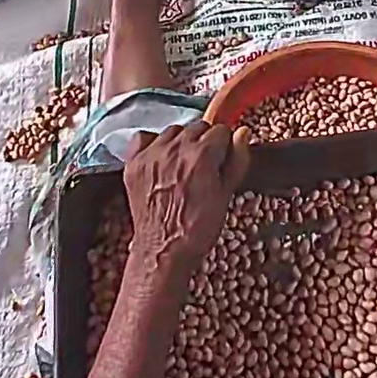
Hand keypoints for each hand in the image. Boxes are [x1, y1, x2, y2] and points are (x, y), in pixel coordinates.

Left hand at [122, 122, 251, 268]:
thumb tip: (242, 133)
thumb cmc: (197, 228)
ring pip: (173, 131)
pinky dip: (154, 144)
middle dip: (205, 142)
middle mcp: (174, 150)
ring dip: (181, 142)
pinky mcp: (134, 163)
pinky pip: (144, 138)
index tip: (222, 158)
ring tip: (183, 165)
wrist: (164, 250)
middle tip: (205, 165)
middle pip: (197, 127)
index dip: (224, 145)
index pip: (220, 130)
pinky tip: (161, 159)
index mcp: (202, 156)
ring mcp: (151, 155)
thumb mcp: (226, 195)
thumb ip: (236, 160)